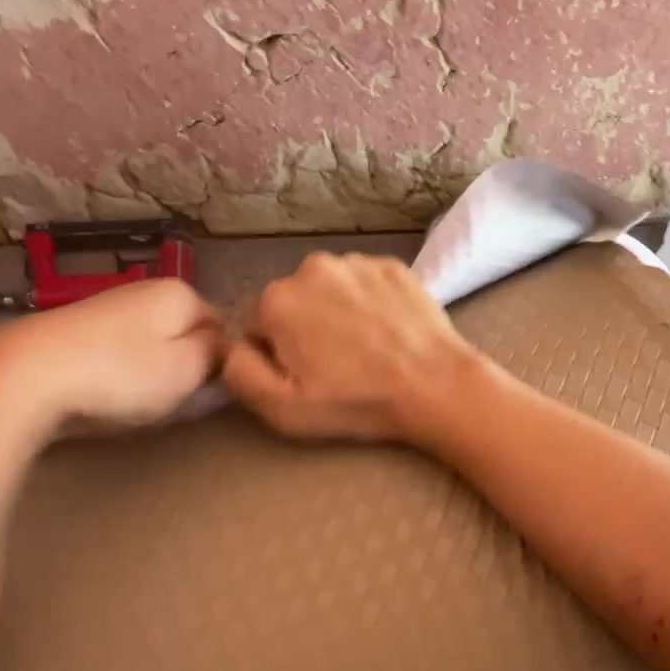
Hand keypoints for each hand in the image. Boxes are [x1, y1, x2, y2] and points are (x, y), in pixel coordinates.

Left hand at [0, 278, 226, 427]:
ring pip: (151, 343)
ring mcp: (108, 306)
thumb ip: (216, 354)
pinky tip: (106, 392)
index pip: (223, 328)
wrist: (28, 376)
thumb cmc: (121, 374)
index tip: (206, 390)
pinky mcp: (77, 327)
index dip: (219, 362)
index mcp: (180, 292)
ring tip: (137, 400)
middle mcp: (146, 288)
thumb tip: (224, 345)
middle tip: (174, 399)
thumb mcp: (187, 369)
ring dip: (151, 370)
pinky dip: (119, 371)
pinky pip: (118, 351)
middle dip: (184, 363)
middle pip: (184, 333)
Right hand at [222, 252, 483, 443]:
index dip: (277, 356)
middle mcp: (310, 268)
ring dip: (338, 314)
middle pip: (293, 304)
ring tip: (367, 352)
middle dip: (305, 331)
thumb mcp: (282, 408)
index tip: (306, 377)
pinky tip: (388, 334)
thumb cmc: (357, 402)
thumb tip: (232, 346)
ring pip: (329, 291)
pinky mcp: (393, 266)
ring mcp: (356, 262)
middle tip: (338, 367)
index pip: (257, 327)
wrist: (436, 387)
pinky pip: (366, 284)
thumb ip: (238, 373)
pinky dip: (371, 304)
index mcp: (276, 301)